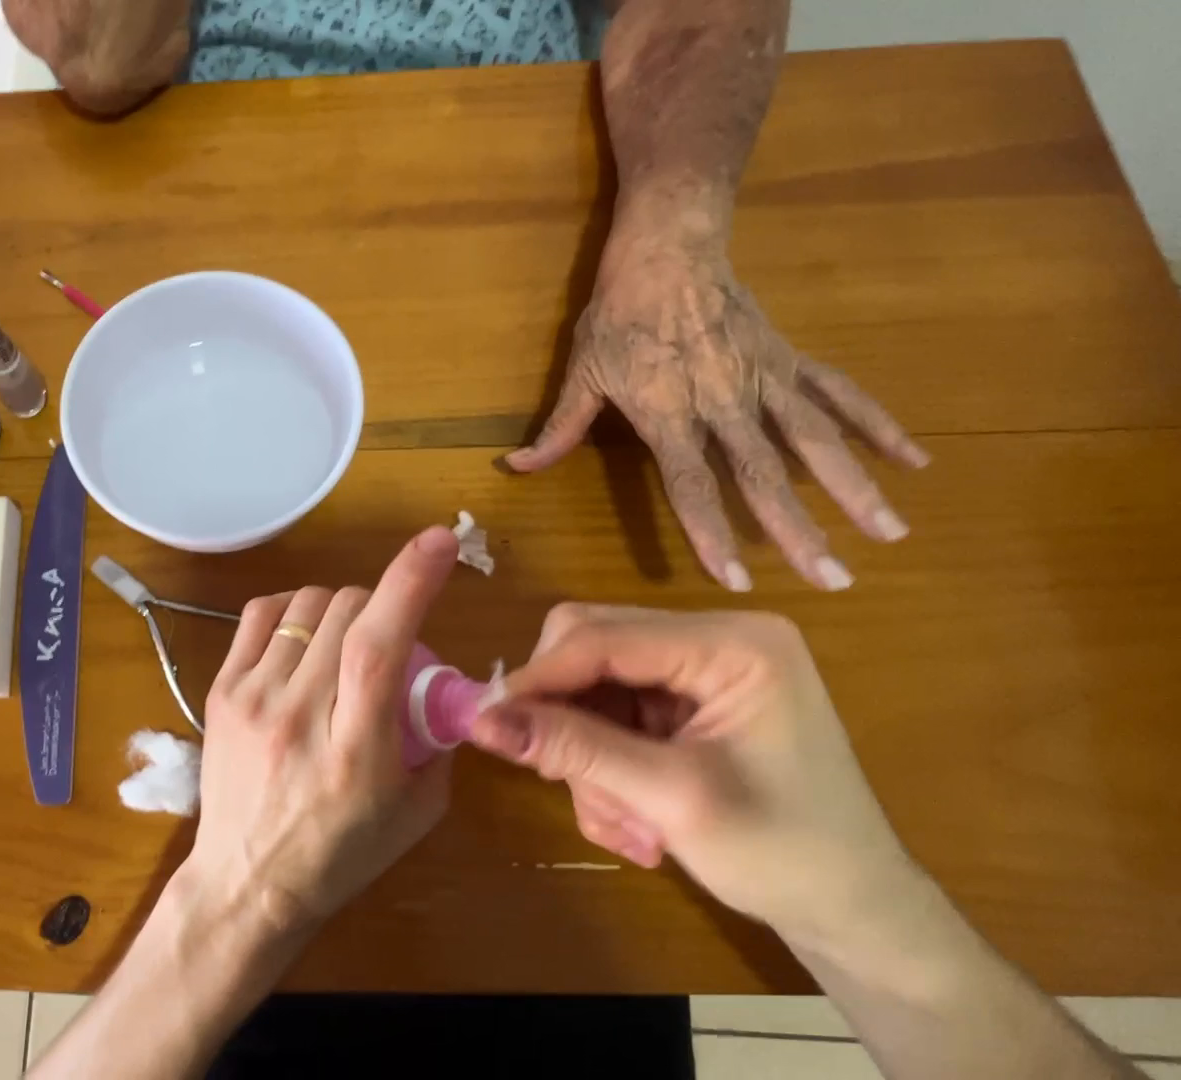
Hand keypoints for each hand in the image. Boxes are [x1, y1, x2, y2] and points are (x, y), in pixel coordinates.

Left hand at [179, 527, 458, 932]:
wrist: (247, 881)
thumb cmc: (340, 853)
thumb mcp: (416, 811)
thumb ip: (437, 738)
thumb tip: (442, 678)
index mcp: (354, 749)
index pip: (380, 644)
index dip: (412, 582)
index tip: (440, 543)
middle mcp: (299, 714)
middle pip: (345, 611)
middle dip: (382, 603)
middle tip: (387, 637)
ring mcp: (252, 697)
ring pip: (305, 605)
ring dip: (340, 608)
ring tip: (342, 643)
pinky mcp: (222, 690)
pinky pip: (261, 614)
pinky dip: (293, 609)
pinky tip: (303, 636)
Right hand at [470, 603, 918, 941]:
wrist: (854, 910)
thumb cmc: (783, 854)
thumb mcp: (670, 800)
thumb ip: (574, 750)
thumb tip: (480, 720)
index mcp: (733, 643)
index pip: (602, 637)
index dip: (538, 677)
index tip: (485, 724)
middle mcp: (715, 637)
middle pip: (589, 646)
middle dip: (565, 715)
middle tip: (556, 776)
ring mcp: (700, 666)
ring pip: (591, 682)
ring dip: (583, 749)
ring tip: (619, 820)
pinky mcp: (686, 698)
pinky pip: (609, 709)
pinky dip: (600, 759)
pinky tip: (629, 813)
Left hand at [499, 238, 929, 591]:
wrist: (667, 250)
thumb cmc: (617, 317)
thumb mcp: (580, 373)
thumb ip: (558, 429)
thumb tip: (516, 469)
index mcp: (669, 414)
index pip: (691, 485)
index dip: (712, 533)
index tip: (739, 579)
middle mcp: (724, 402)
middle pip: (763, 474)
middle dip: (799, 529)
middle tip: (833, 579)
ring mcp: (765, 378)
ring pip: (816, 439)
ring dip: (854, 487)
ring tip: (890, 534)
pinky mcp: (790, 357)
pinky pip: (840, 392)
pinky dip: (877, 423)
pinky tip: (915, 459)